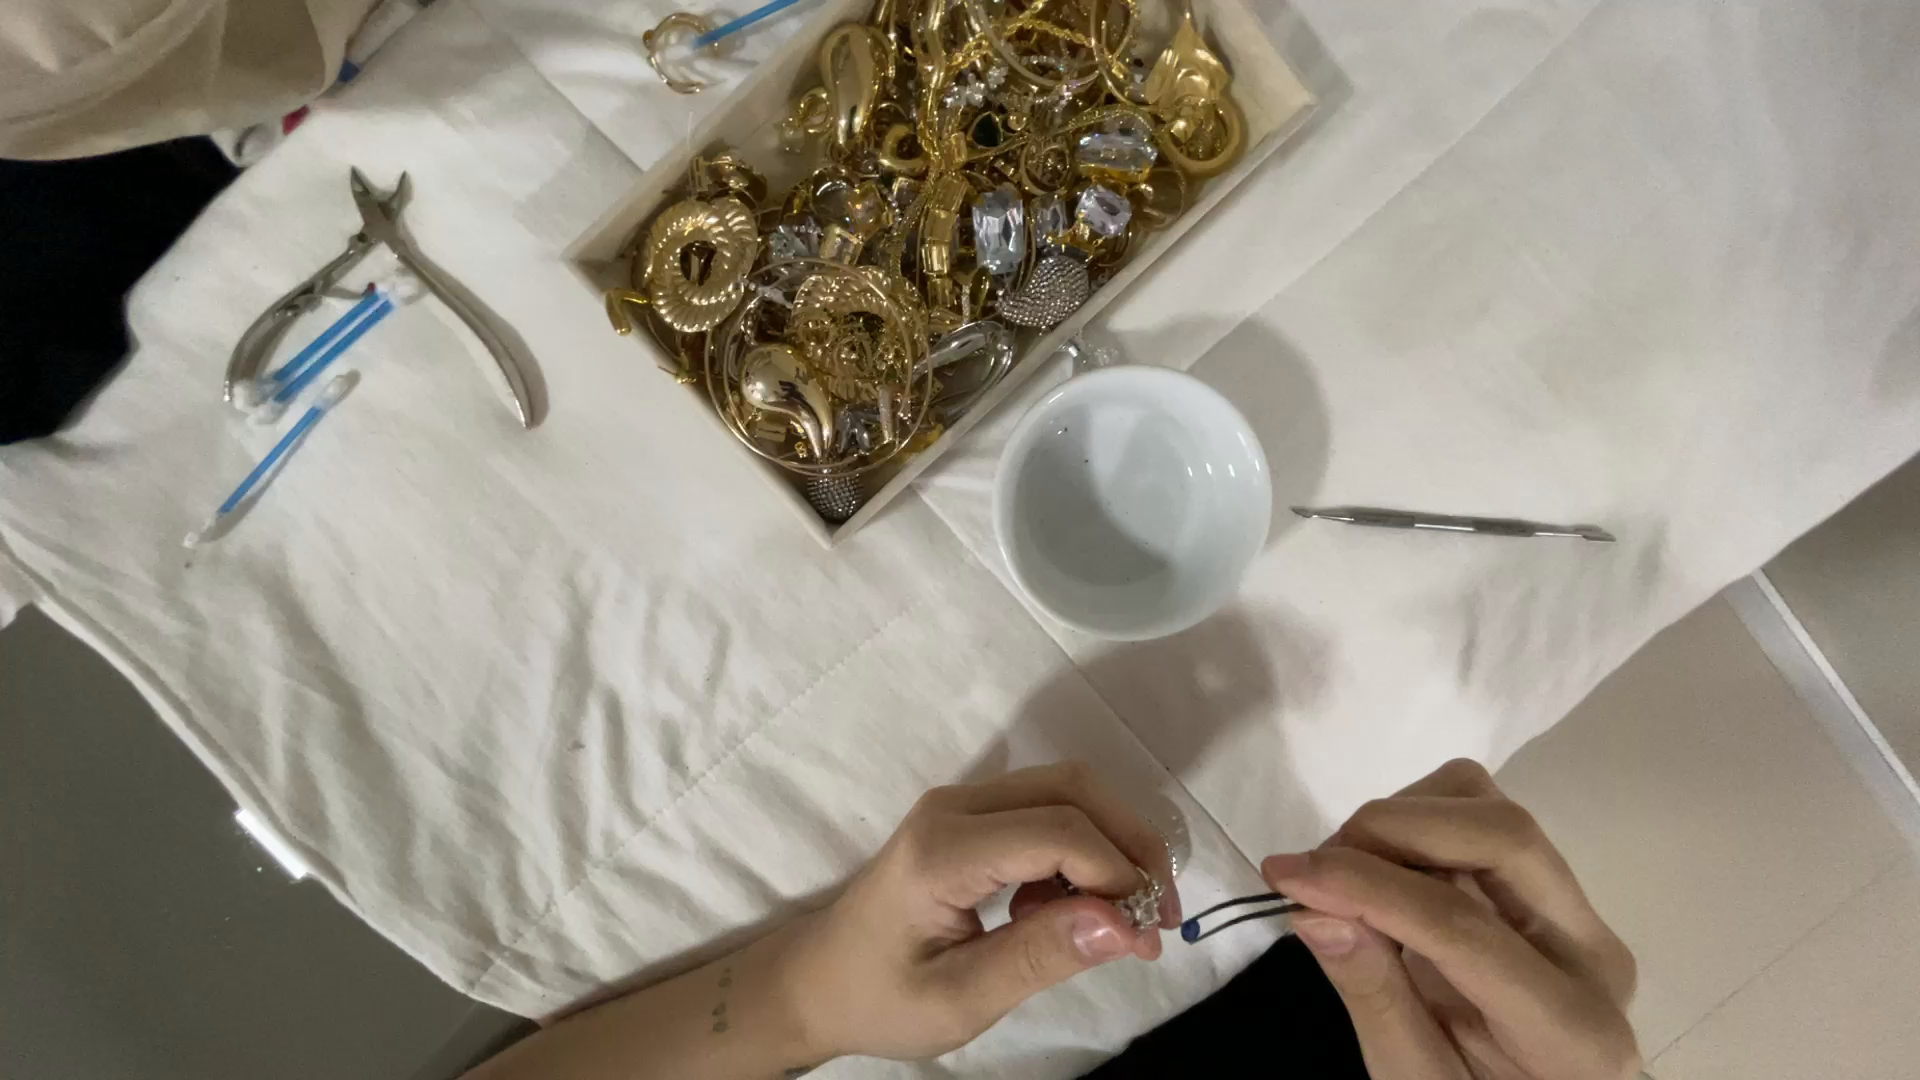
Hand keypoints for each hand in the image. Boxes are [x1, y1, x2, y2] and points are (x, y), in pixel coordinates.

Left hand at [779, 762, 1179, 1063]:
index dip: (1115, 872)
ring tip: (1122, 917)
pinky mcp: (970, 813)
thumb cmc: (881, 997)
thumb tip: (1124, 923)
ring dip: (1111, 841)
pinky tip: (1069, 906)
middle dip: (1129, 842)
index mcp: (944, 850)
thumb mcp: (960, 1000)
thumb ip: (1040, 957)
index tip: (1145, 934)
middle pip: (1070, 787)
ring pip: (1065, 789)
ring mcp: (962, 802)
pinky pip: (1046, 806)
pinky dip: (1081, 846)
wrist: (821, 976)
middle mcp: (955, 805)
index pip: (1055, 830)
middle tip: (1158, 914)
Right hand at [1262, 759, 1639, 1079]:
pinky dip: (1409, 814)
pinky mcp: (1539, 878)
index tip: (1282, 874)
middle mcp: (1591, 953)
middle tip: (1320, 867)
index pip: (1462, 927)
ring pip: (1486, 804)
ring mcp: (1572, 906)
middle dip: (1390, 830)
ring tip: (1349, 869)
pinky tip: (1384, 866)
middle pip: (1503, 835)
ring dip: (1398, 817)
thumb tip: (1311, 908)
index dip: (1363, 887)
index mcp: (1574, 1032)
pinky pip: (1473, 804)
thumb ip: (1371, 996)